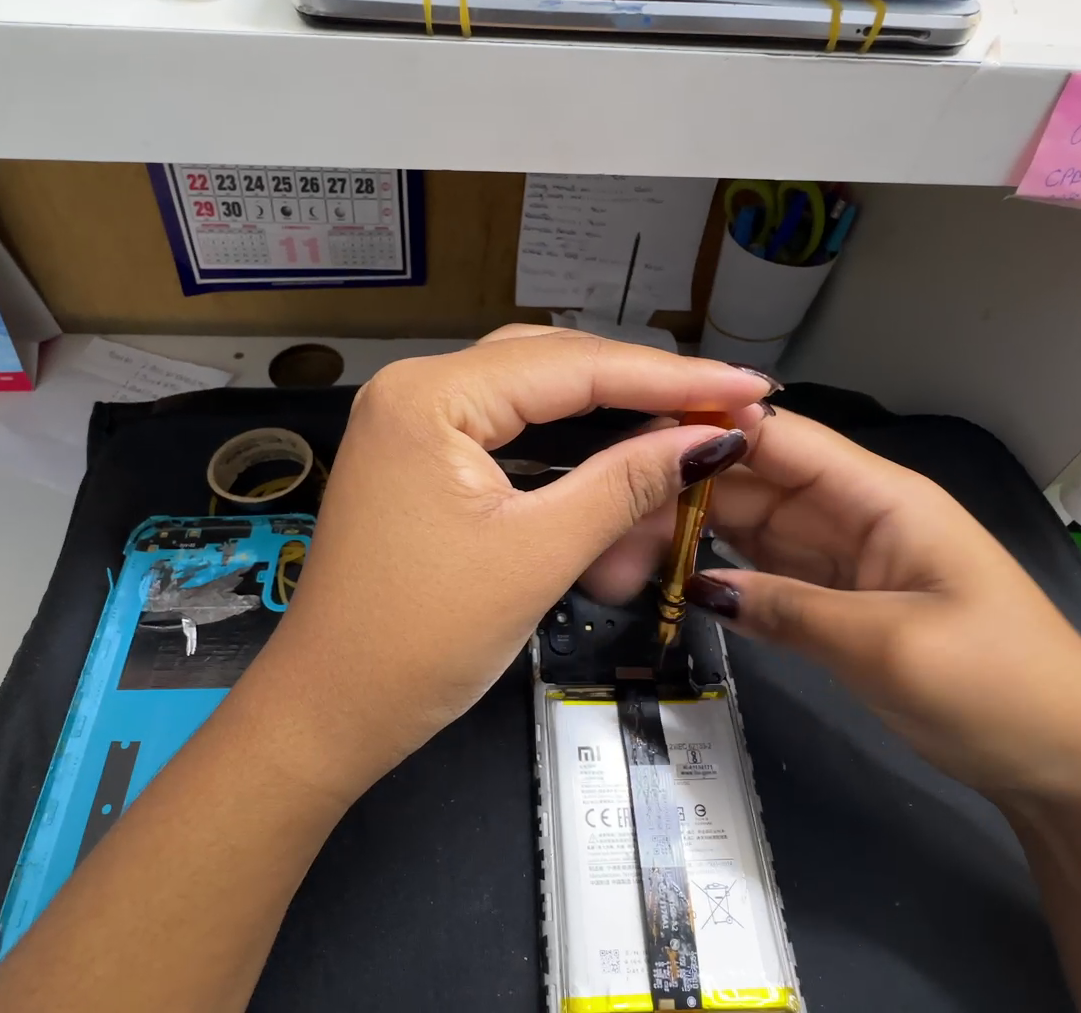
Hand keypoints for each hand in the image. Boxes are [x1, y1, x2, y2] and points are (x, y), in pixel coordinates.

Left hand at [237, 327, 773, 801]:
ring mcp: (411, 424)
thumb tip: (712, 438)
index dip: (670, 376)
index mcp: (430, 395)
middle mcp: (415, 389)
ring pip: (531, 397)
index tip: (750, 385)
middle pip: (550, 367)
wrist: (329, 713)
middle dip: (640, 390)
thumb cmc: (423, 640)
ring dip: (605, 416)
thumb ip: (625, 483)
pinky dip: (564, 446)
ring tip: (683, 425)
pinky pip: (506, 432)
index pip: (572, 366)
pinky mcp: (418, 460)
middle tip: (724, 407)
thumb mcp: (536, 554)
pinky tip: (614, 451)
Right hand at [584, 408, 1080, 798]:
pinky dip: (724, 571)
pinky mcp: (837, 601)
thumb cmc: (998, 686)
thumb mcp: (889, 646)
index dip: (714, 427)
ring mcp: (844, 559)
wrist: (1068, 763)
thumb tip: (698, 586)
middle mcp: (856, 515)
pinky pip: (767, 572)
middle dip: (690, 483)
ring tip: (626, 533)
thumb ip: (788, 608)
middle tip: (614, 503)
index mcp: (882, 498)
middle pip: (759, 480)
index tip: (638, 434)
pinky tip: (675, 571)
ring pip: (756, 525)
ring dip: (698, 527)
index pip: (784, 440)